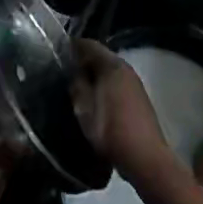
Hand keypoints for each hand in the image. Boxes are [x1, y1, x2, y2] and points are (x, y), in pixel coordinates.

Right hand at [71, 39, 175, 185]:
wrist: (145, 159)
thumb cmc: (111, 130)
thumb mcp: (84, 109)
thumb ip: (76, 85)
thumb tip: (73, 72)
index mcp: (112, 65)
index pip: (88, 44)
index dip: (71, 47)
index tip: (57, 55)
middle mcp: (126, 68)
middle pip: (100, 56)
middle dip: (83, 62)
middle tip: (65, 72)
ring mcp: (135, 84)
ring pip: (109, 71)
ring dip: (94, 75)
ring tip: (77, 87)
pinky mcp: (139, 99)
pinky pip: (117, 83)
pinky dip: (105, 86)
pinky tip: (96, 100)